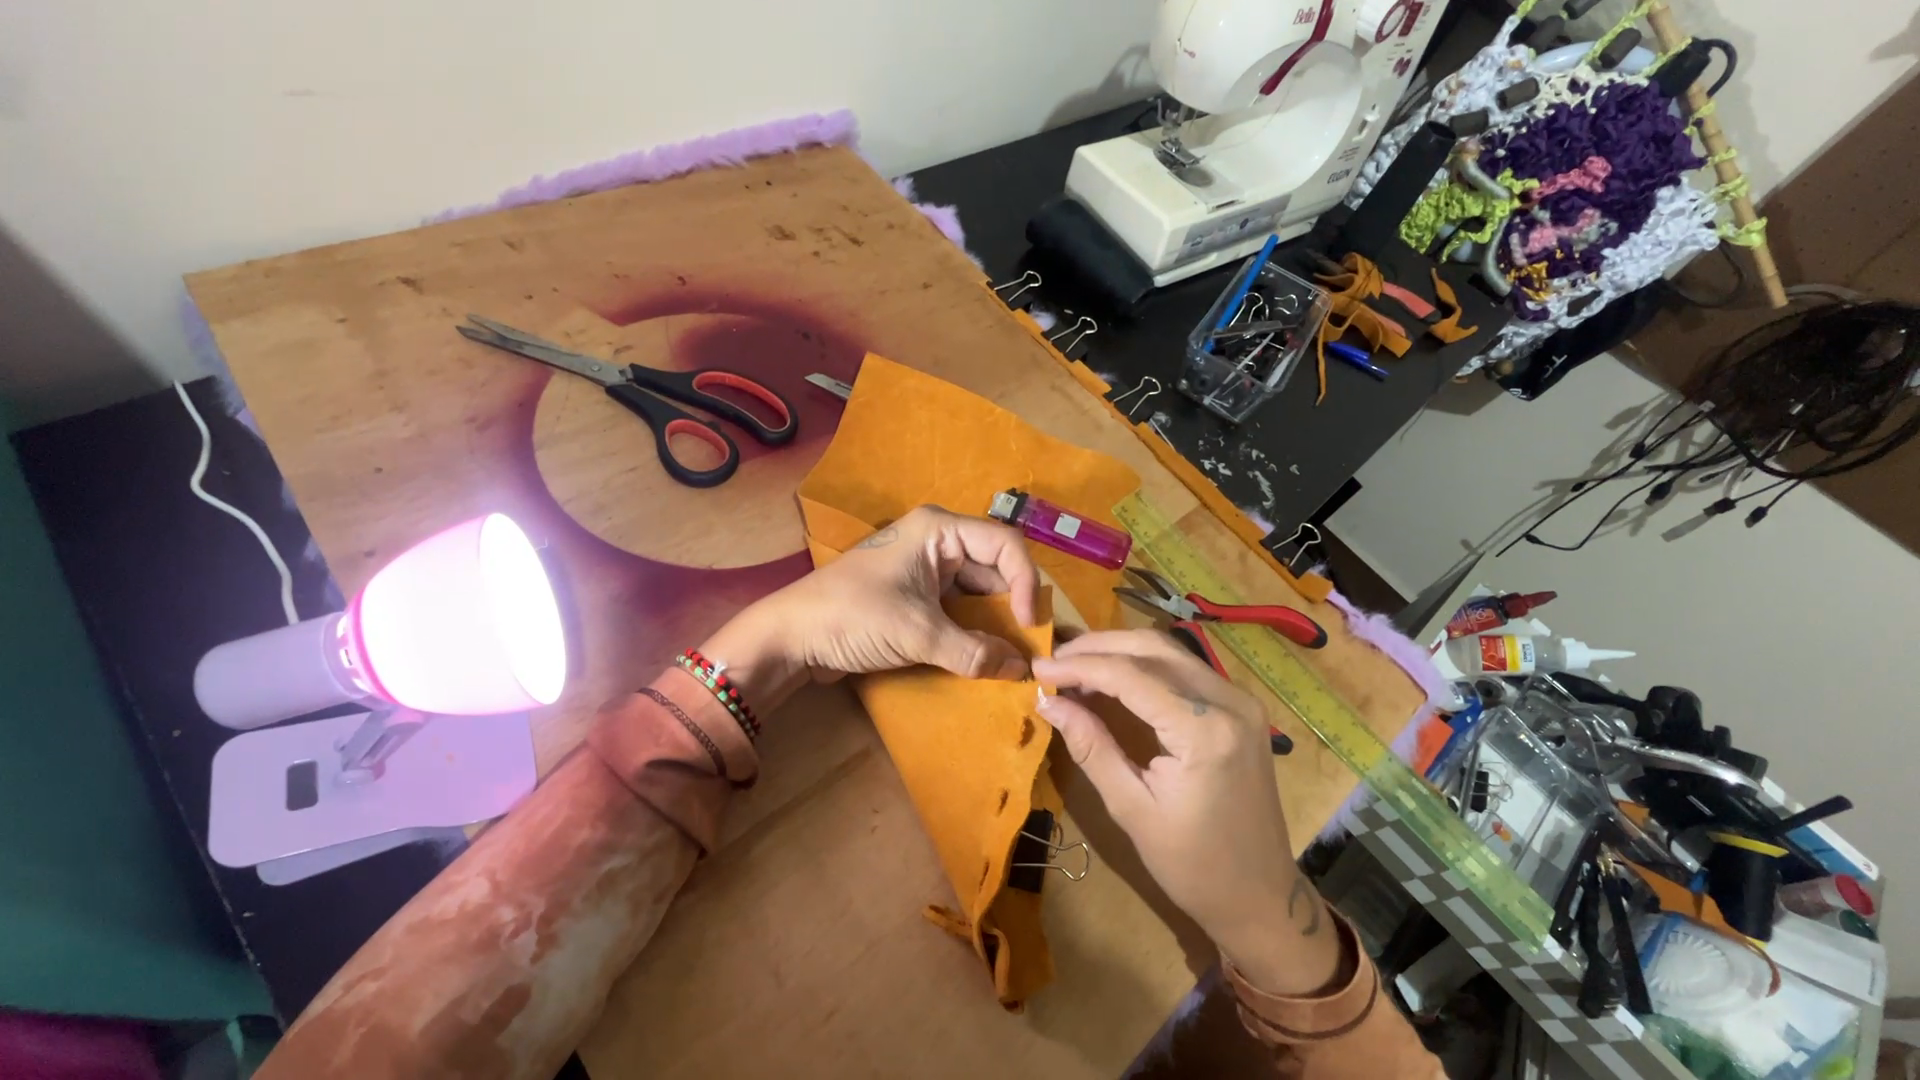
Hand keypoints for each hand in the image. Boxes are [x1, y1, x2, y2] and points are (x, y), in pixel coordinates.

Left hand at [748, 505, 1040, 683]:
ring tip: (1013, 655)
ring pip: (978, 591)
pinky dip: (973, 631)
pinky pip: (958, 608)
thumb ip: (973, 651)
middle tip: (1031, 645)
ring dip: (995, 622)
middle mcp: (937, 541)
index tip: (1028, 624)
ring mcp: (925, 569)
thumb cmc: (852, 617)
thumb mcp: (917, 633)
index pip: (1005, 544)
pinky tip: (985, 656)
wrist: (790, 637)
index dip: (1026, 581)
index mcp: (938, 529)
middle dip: (1014, 605)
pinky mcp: (915, 596)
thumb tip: (1021, 670)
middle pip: (995, 568)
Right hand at [1031, 630, 1340, 994]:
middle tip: (1052, 658)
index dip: (1079, 666)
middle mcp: (1228, 701)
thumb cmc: (1193, 865)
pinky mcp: (1239, 708)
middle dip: (1097, 647)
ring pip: (1168, 651)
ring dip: (1119, 651)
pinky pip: (1184, 668)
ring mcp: (1239, 700)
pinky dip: (1143, 665)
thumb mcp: (1132, 809)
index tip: (1038, 667)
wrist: (1260, 894)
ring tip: (1073, 663)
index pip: (1130, 675)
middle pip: (1151, 649)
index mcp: (1204, 730)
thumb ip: (1091, 747)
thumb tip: (1047, 700)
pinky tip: (1111, 677)